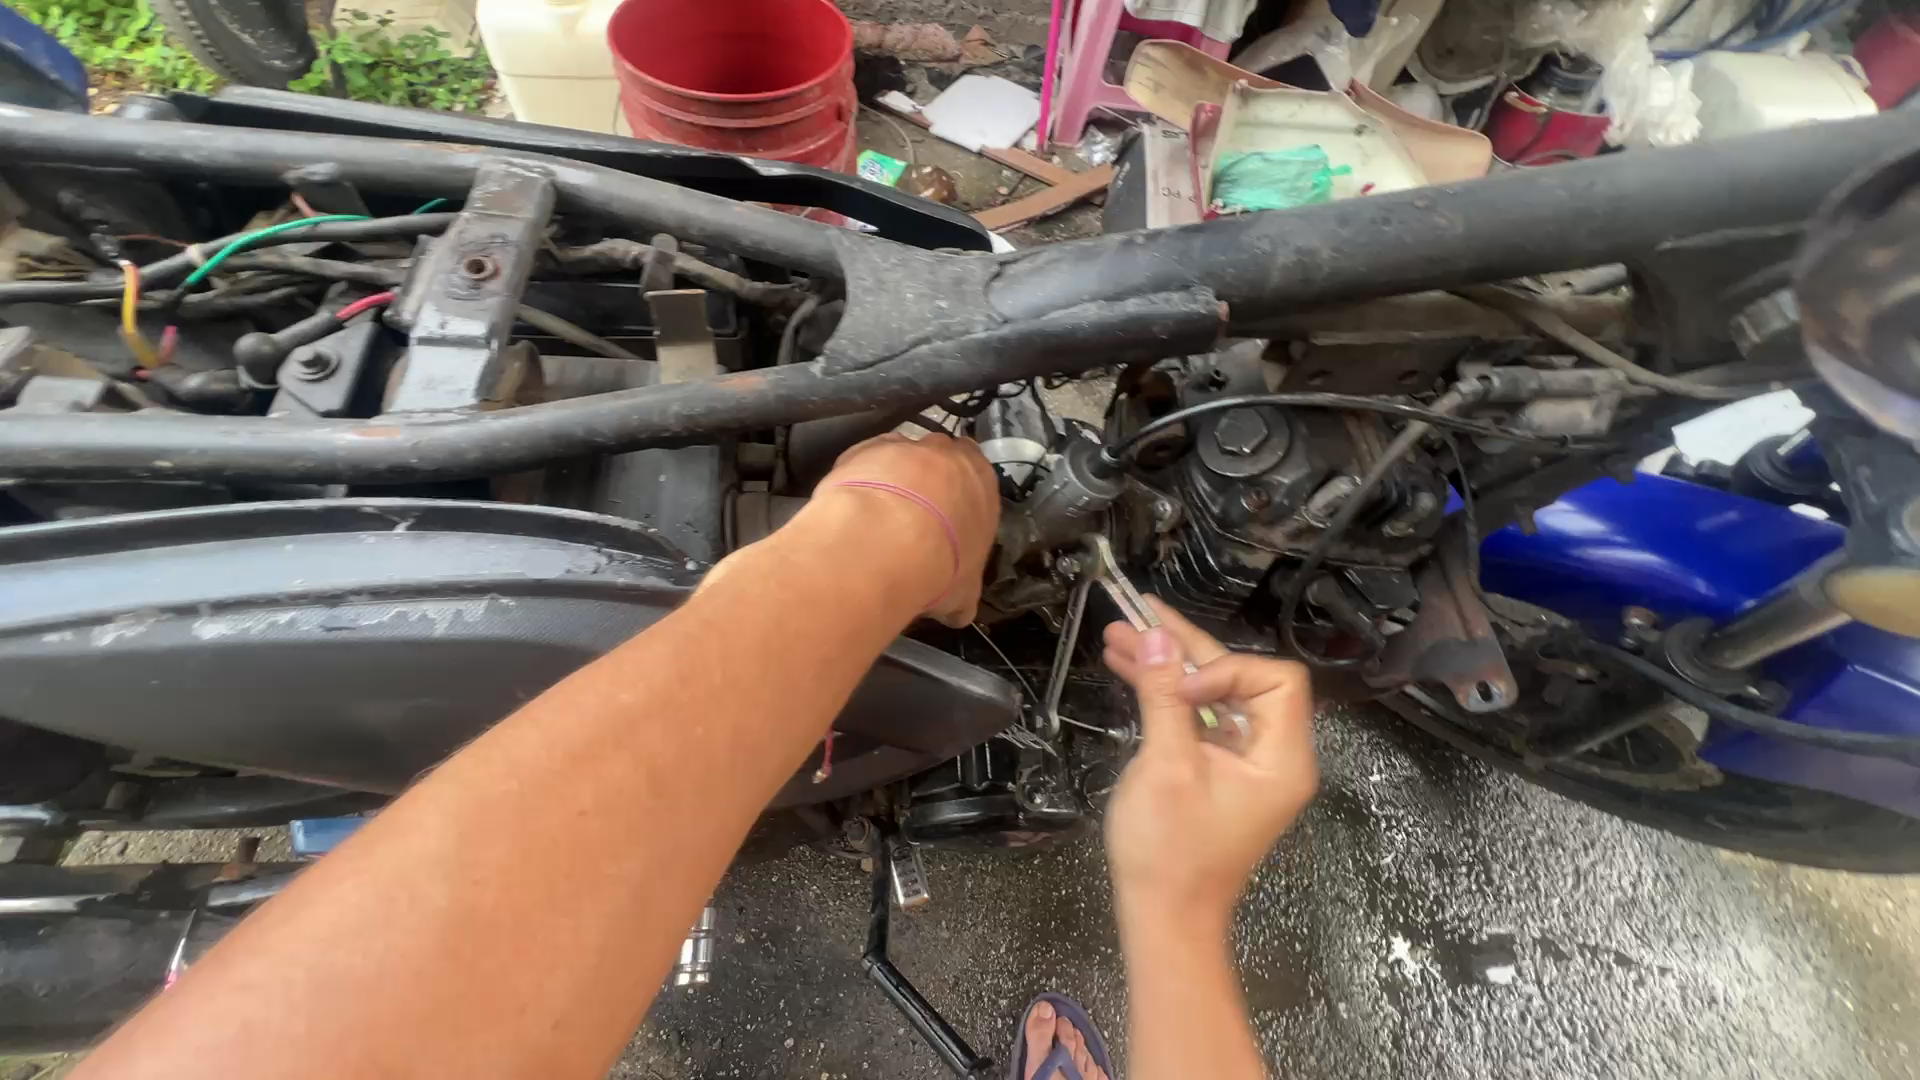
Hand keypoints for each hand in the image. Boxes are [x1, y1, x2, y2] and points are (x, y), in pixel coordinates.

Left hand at [815, 432, 999, 626]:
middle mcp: (948, 454)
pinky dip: (860, 480)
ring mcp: (905, 446)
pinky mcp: (863, 447)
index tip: (946, 523)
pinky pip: (864, 461)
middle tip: (910, 523)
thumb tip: (958, 613)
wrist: (888, 539)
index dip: (959, 499)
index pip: (976, 479)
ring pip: (899, 458)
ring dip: (891, 482)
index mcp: (983, 481)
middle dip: (926, 486)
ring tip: (877, 520)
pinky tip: (855, 509)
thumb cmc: (941, 563)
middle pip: (938, 462)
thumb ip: (963, 595)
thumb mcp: (963, 593)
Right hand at [1101, 599, 1317, 923]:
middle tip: (1138, 615)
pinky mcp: (1214, 767)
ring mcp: (1241, 760)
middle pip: (1237, 678)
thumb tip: (1157, 636)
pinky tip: (1127, 666)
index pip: (1274, 680)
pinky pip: (1196, 717)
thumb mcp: (1166, 766)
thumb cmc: (1170, 849)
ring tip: (1118, 635)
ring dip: (1165, 665)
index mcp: (1281, 757)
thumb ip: (1164, 697)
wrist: (1163, 915)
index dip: (1225, 670)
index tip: (1177, 691)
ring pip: (1210, 693)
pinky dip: (1163, 694)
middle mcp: (1270, 753)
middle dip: (1185, 648)